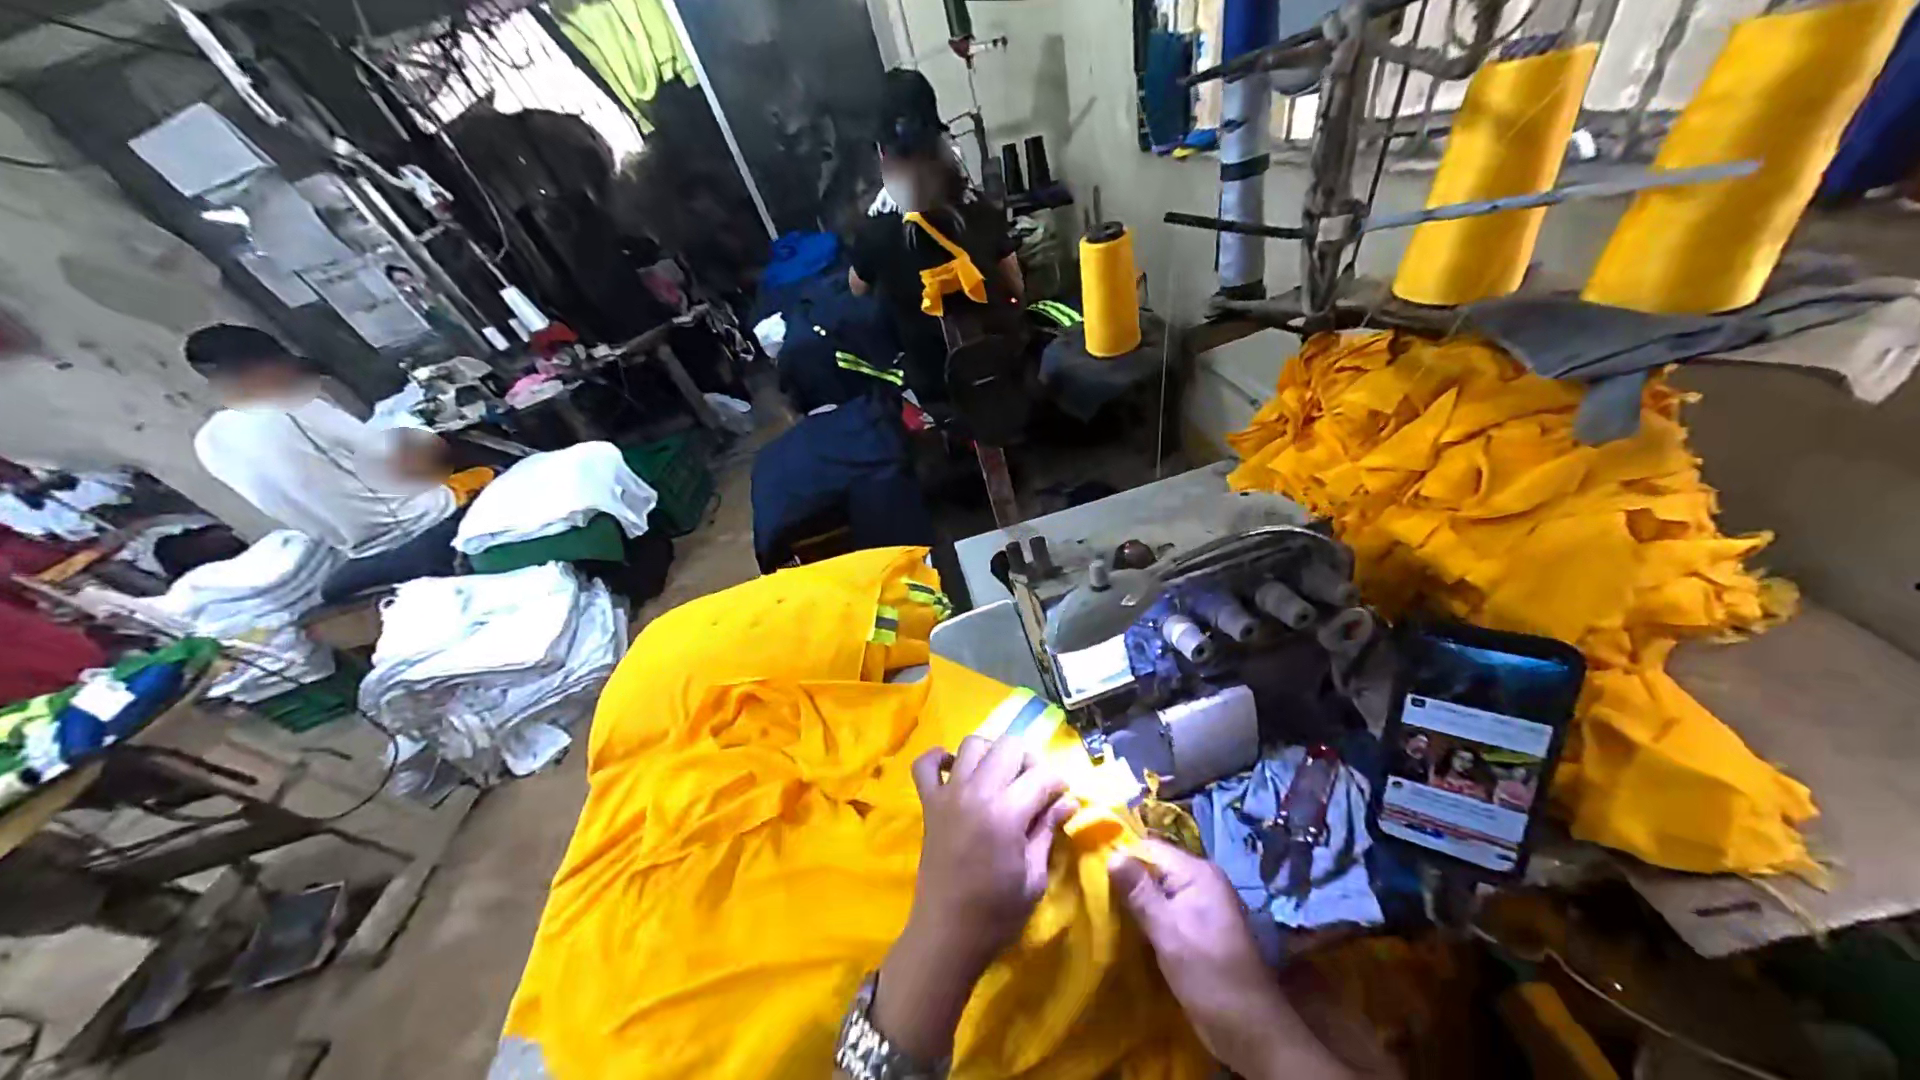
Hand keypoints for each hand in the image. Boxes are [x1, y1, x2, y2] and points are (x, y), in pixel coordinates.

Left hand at [871, 735, 1076, 1062]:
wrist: (947, 934)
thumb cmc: (997, 913)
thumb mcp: (1034, 877)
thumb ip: (1047, 831)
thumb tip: (1067, 801)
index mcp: (1006, 813)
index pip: (1041, 775)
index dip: (1058, 782)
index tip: (1062, 796)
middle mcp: (976, 792)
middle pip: (1008, 746)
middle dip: (1029, 760)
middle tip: (1035, 786)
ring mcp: (948, 794)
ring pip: (972, 744)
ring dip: (992, 753)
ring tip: (1001, 778)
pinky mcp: (929, 804)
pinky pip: (925, 765)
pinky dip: (940, 758)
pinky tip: (956, 769)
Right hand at [1110, 840, 1352, 1079]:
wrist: (1252, 1033)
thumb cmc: (1209, 975)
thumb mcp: (1168, 932)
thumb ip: (1139, 892)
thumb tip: (1111, 854)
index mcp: (1197, 873)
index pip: (1149, 847)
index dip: (1119, 854)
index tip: (1088, 866)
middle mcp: (1201, 881)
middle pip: (1153, 866)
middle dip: (1125, 878)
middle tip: (1089, 888)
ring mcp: (1201, 906)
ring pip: (1157, 890)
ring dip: (1134, 899)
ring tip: (1101, 906)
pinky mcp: (1198, 929)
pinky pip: (1165, 910)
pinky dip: (1147, 916)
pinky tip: (1126, 926)